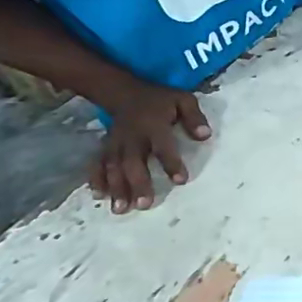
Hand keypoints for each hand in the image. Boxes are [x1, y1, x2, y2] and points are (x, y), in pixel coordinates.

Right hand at [89, 82, 210, 213]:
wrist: (124, 92)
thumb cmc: (160, 100)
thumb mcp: (183, 100)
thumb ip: (194, 117)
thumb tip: (205, 135)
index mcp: (155, 125)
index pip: (163, 146)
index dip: (171, 163)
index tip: (180, 180)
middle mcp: (133, 137)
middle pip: (133, 161)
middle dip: (138, 183)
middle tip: (145, 204)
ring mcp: (116, 143)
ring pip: (114, 166)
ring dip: (116, 187)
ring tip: (121, 209)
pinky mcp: (105, 147)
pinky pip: (97, 163)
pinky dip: (96, 179)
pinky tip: (98, 196)